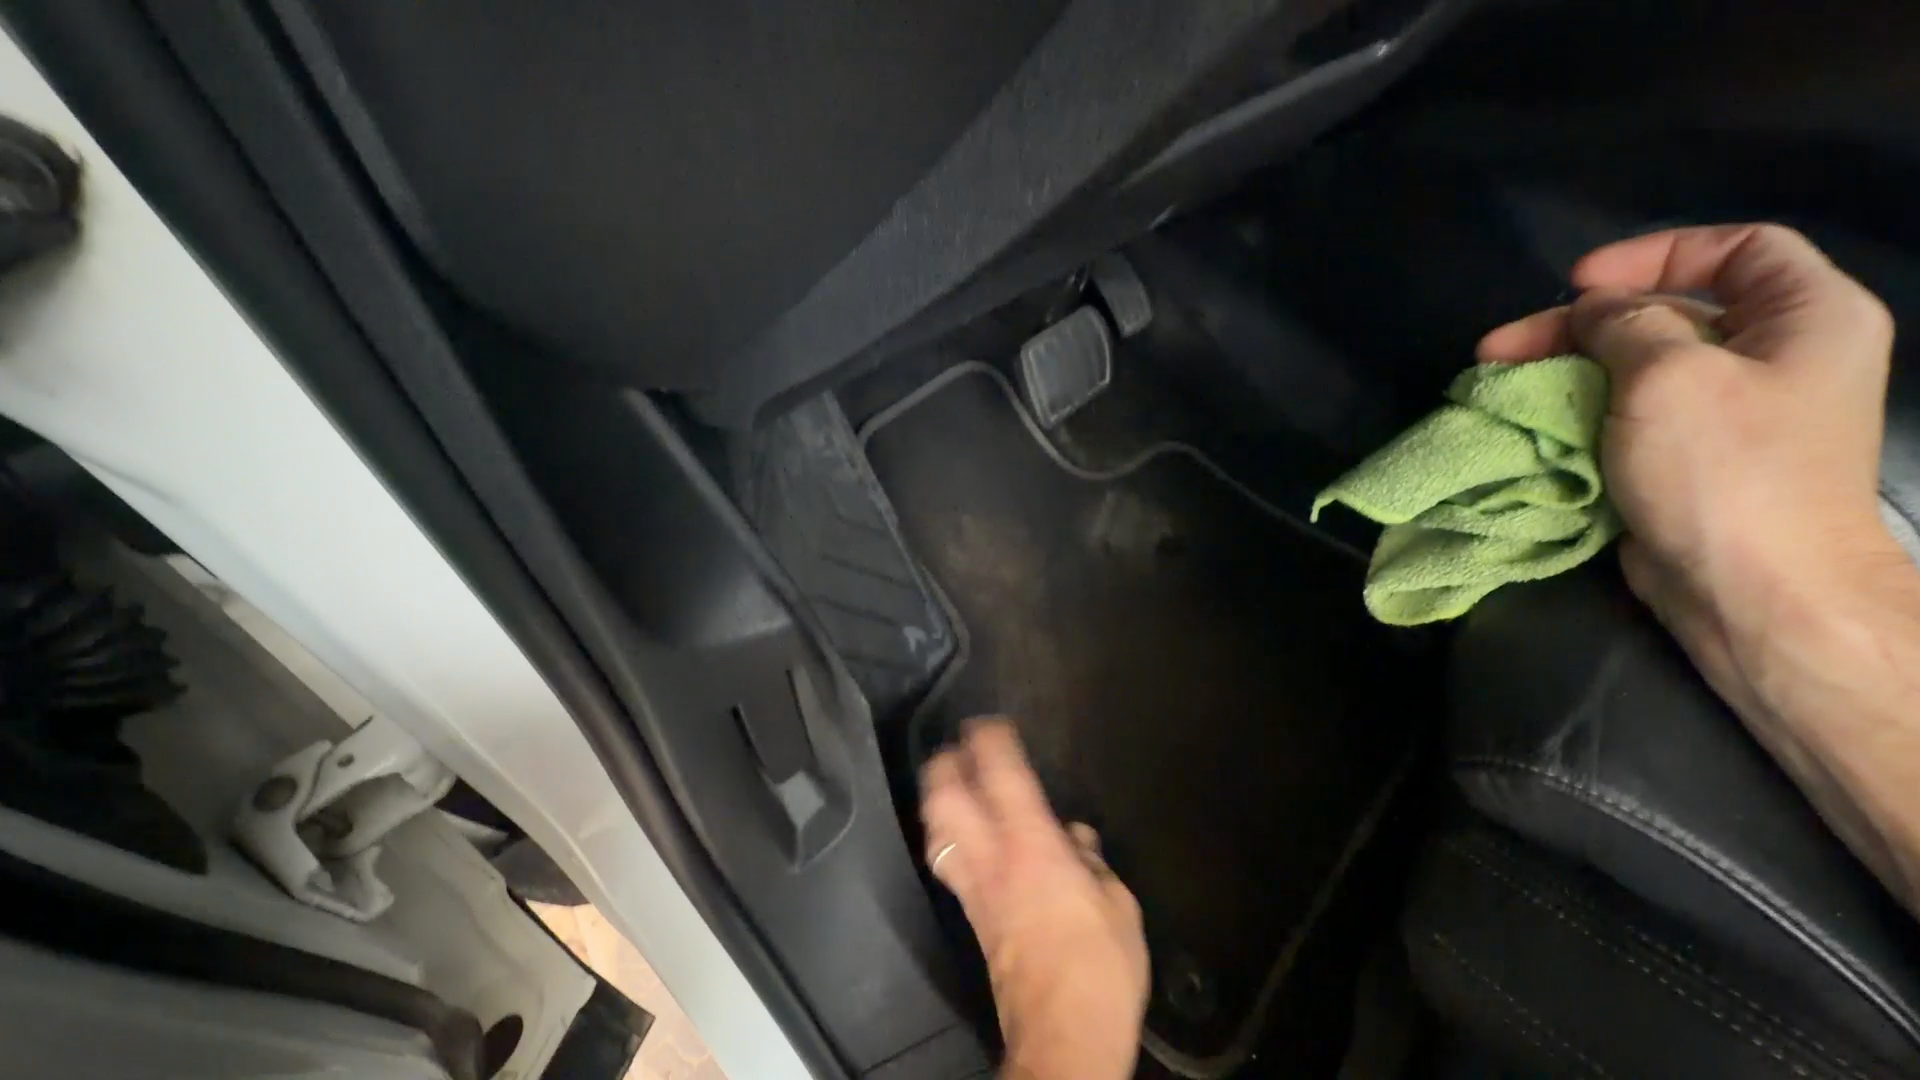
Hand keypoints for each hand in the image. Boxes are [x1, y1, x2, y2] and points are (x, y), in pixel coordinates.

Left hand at [920, 719, 1147, 1079]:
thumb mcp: (1117, 903)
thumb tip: (1076, 838)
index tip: (988, 722)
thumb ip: (1092, 862)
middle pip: (946, 798)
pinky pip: (949, 863)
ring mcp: (975, 888)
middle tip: (955, 748)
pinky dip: (947, 837)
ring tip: (948, 784)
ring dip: (937, 800)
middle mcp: (993, 859)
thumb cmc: (1100, 964)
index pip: (1002, 777)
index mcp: (1033, 847)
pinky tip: (961, 836)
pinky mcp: (971, 916)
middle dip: (944, 766)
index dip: (990, 742)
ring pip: (937, 830)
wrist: (1063, 1032)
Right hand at [1476, 224, 1905, 711]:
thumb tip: (1593, 310)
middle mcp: (1776, 356)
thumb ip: (1625, 324)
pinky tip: (1529, 417)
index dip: (1654, 253)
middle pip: (1669, 313)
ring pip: (1636, 366)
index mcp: (1808, 317)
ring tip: (1497, 382)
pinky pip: (1628, 413)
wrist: (1753, 589)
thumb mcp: (1668, 375)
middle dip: (1579, 325)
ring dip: (1564, 369)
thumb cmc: (1725, 469)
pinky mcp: (1688, 457)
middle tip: (1500, 345)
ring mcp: (1731, 412)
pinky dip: (1577, 409)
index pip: (1739, 248)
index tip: (1578, 283)